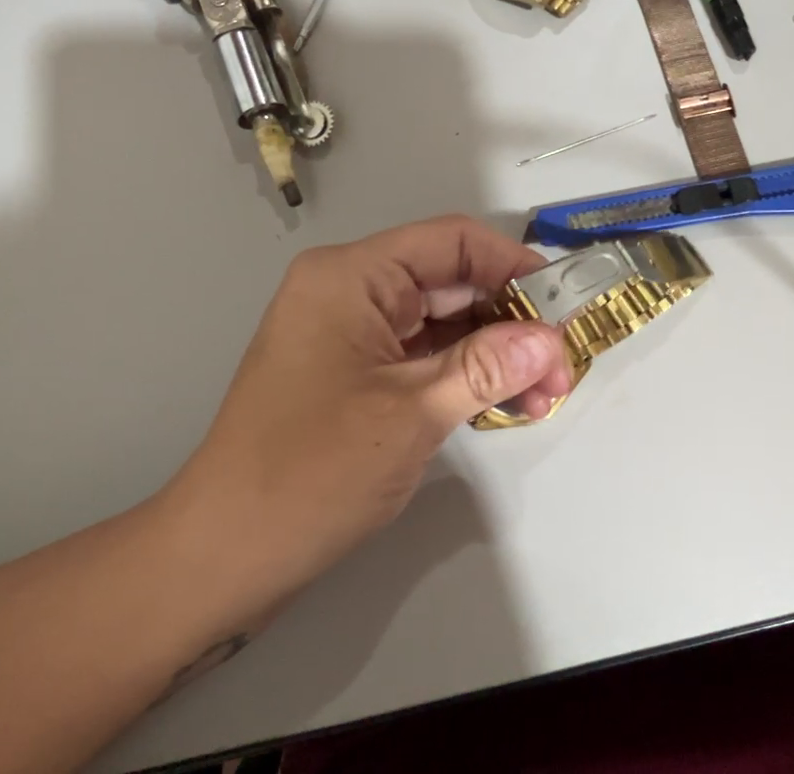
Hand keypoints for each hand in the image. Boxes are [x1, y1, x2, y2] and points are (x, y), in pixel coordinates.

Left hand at [161, 216, 572, 605]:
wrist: (226, 550)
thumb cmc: (311, 471)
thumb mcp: (411, 413)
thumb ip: (486, 367)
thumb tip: (551, 340)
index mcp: (351, 277)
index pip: (451, 243)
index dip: (514, 268)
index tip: (567, 309)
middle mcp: (348, 293)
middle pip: (449, 283)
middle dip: (511, 322)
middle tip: (563, 372)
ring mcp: (348, 336)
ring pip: (440, 325)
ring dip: (493, 355)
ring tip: (543, 399)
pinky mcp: (352, 376)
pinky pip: (420, 358)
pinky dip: (462, 376)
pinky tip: (503, 405)